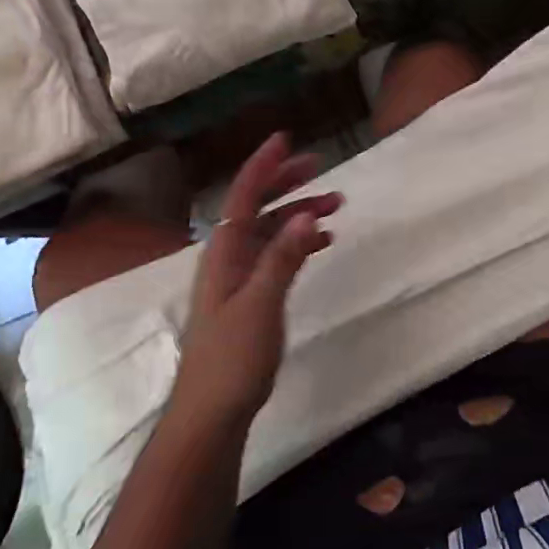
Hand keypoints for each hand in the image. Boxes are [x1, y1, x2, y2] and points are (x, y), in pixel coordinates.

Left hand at [174, 132, 341, 420]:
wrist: (212, 410)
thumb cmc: (232, 357)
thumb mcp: (261, 304)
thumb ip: (283, 258)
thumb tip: (308, 214)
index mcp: (224, 253)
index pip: (243, 196)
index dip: (263, 166)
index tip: (286, 139)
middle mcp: (229, 258)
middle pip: (258, 208)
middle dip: (288, 185)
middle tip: (322, 169)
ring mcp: (240, 278)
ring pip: (271, 232)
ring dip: (300, 216)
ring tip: (336, 207)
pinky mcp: (251, 297)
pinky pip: (277, 257)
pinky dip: (300, 245)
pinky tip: (323, 244)